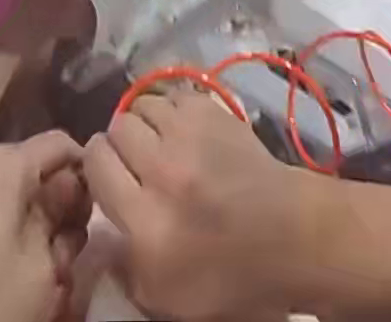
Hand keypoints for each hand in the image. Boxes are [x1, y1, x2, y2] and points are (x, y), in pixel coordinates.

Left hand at [0, 131, 91, 321]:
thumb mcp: (43, 263)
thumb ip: (65, 212)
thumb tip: (75, 182)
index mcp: (6, 161)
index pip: (63, 143)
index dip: (88, 173)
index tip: (98, 215)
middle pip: (41, 169)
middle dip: (61, 209)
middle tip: (67, 256)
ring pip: (22, 192)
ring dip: (40, 227)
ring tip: (44, 273)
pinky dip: (15, 232)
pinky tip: (17, 272)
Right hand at [81, 89, 332, 319]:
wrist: (296, 237)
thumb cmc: (232, 274)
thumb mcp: (169, 296)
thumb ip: (123, 266)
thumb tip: (96, 233)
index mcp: (147, 222)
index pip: (95, 164)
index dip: (98, 166)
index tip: (112, 176)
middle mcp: (161, 172)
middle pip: (115, 130)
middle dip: (121, 143)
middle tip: (139, 160)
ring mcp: (187, 136)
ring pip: (140, 106)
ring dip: (145, 122)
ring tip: (161, 140)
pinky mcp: (209, 111)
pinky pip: (170, 94)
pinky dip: (171, 108)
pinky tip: (182, 128)